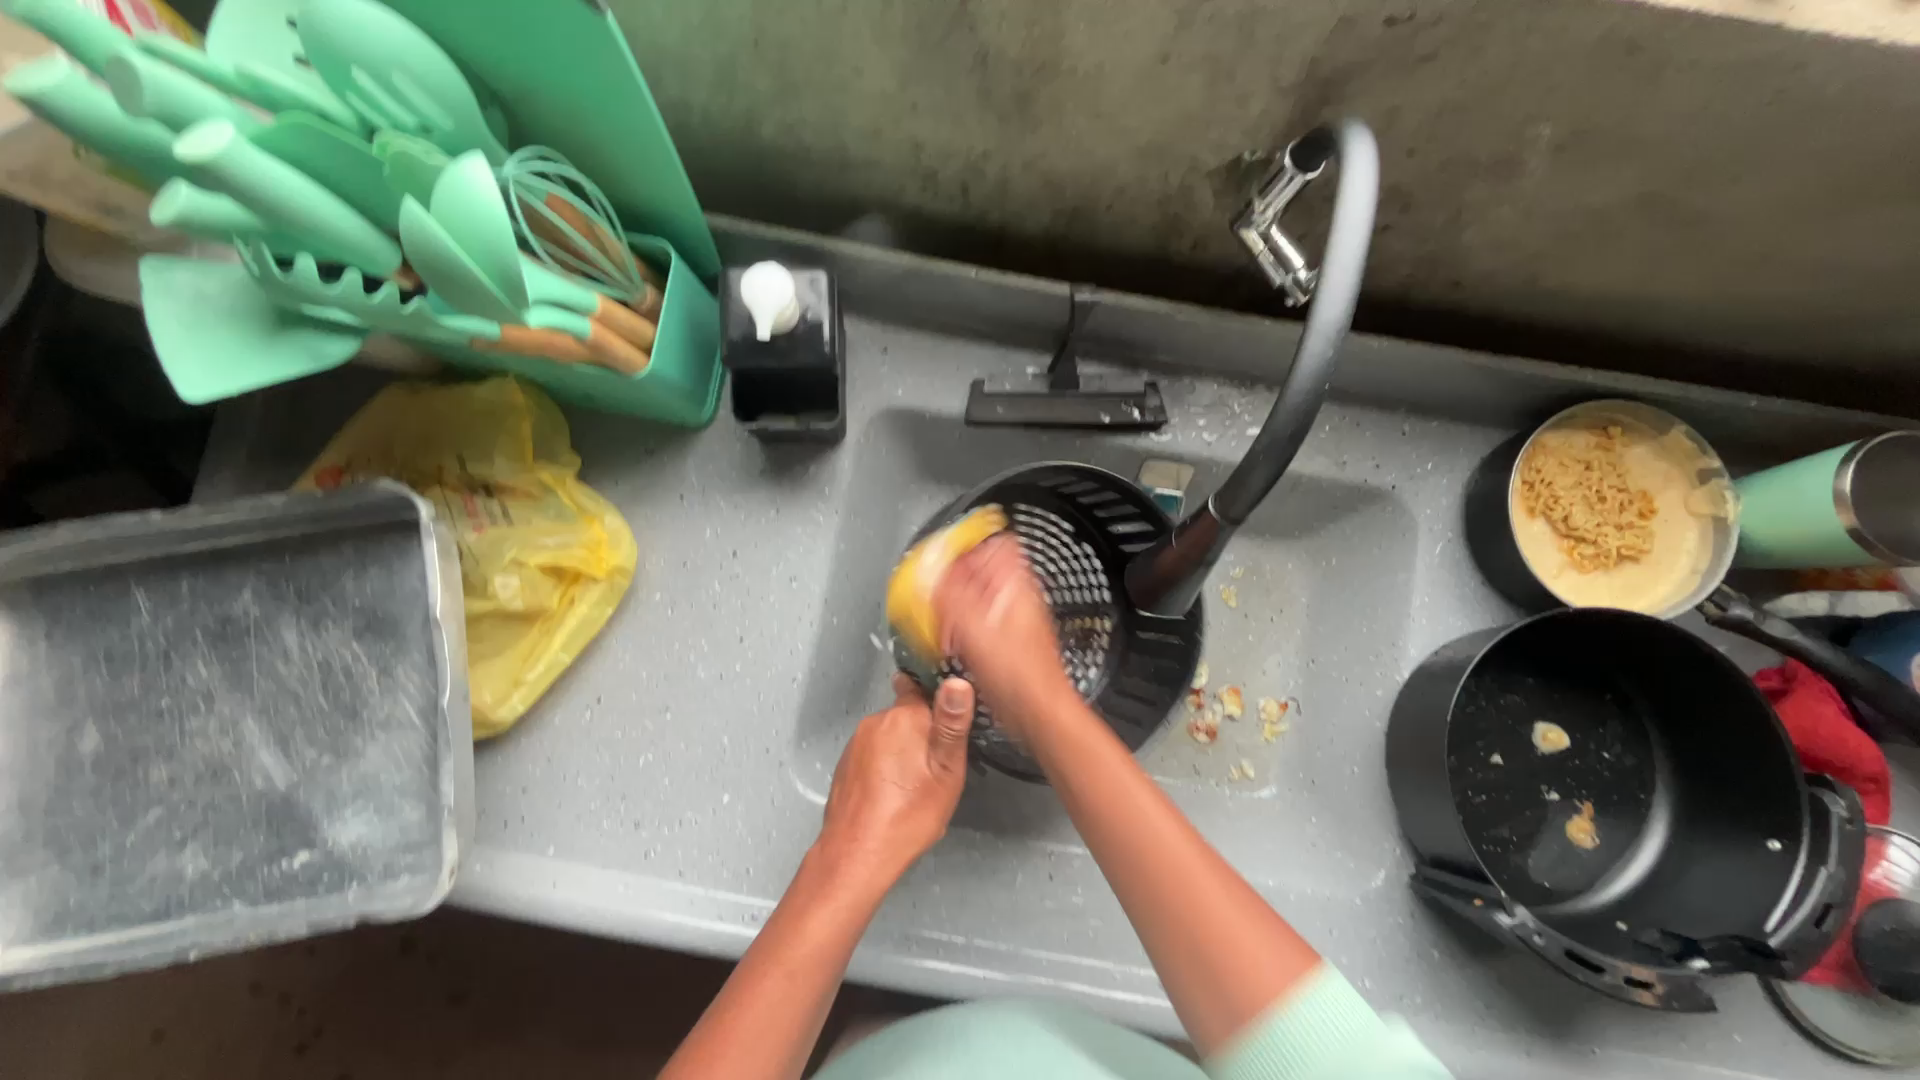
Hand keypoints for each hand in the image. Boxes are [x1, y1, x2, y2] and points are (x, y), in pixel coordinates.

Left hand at [817, 674, 975, 888]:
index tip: (952, 725)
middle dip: (924, 734)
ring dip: (904, 751)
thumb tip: (957, 681)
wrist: (856, 855)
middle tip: (938, 768)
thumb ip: (951, 724)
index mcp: (903, 716)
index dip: (941, 704)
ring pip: (891, 736)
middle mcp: (875, 721)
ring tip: (917, 785)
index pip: (925, 690)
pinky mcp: (845, 764)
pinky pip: (874, 754)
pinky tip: (894, 794)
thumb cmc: (908, 814)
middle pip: (908, 715)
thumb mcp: (945, 772)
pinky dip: (886, 766)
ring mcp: (856, 743)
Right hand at [935, 533, 1077, 732]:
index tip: (943, 557)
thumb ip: (948, 595)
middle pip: (980, 573)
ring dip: (953, 609)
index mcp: (1015, 586)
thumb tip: (929, 571)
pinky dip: (960, 630)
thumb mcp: (973, 628)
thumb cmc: (1020, 676)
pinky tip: (951, 645)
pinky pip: (976, 625)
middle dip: (953, 582)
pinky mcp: (1004, 643)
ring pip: (976, 599)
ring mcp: (1011, 621)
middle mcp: (1016, 599)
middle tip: (936, 594)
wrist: (1038, 713)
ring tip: (941, 624)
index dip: (967, 546)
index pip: (994, 544)